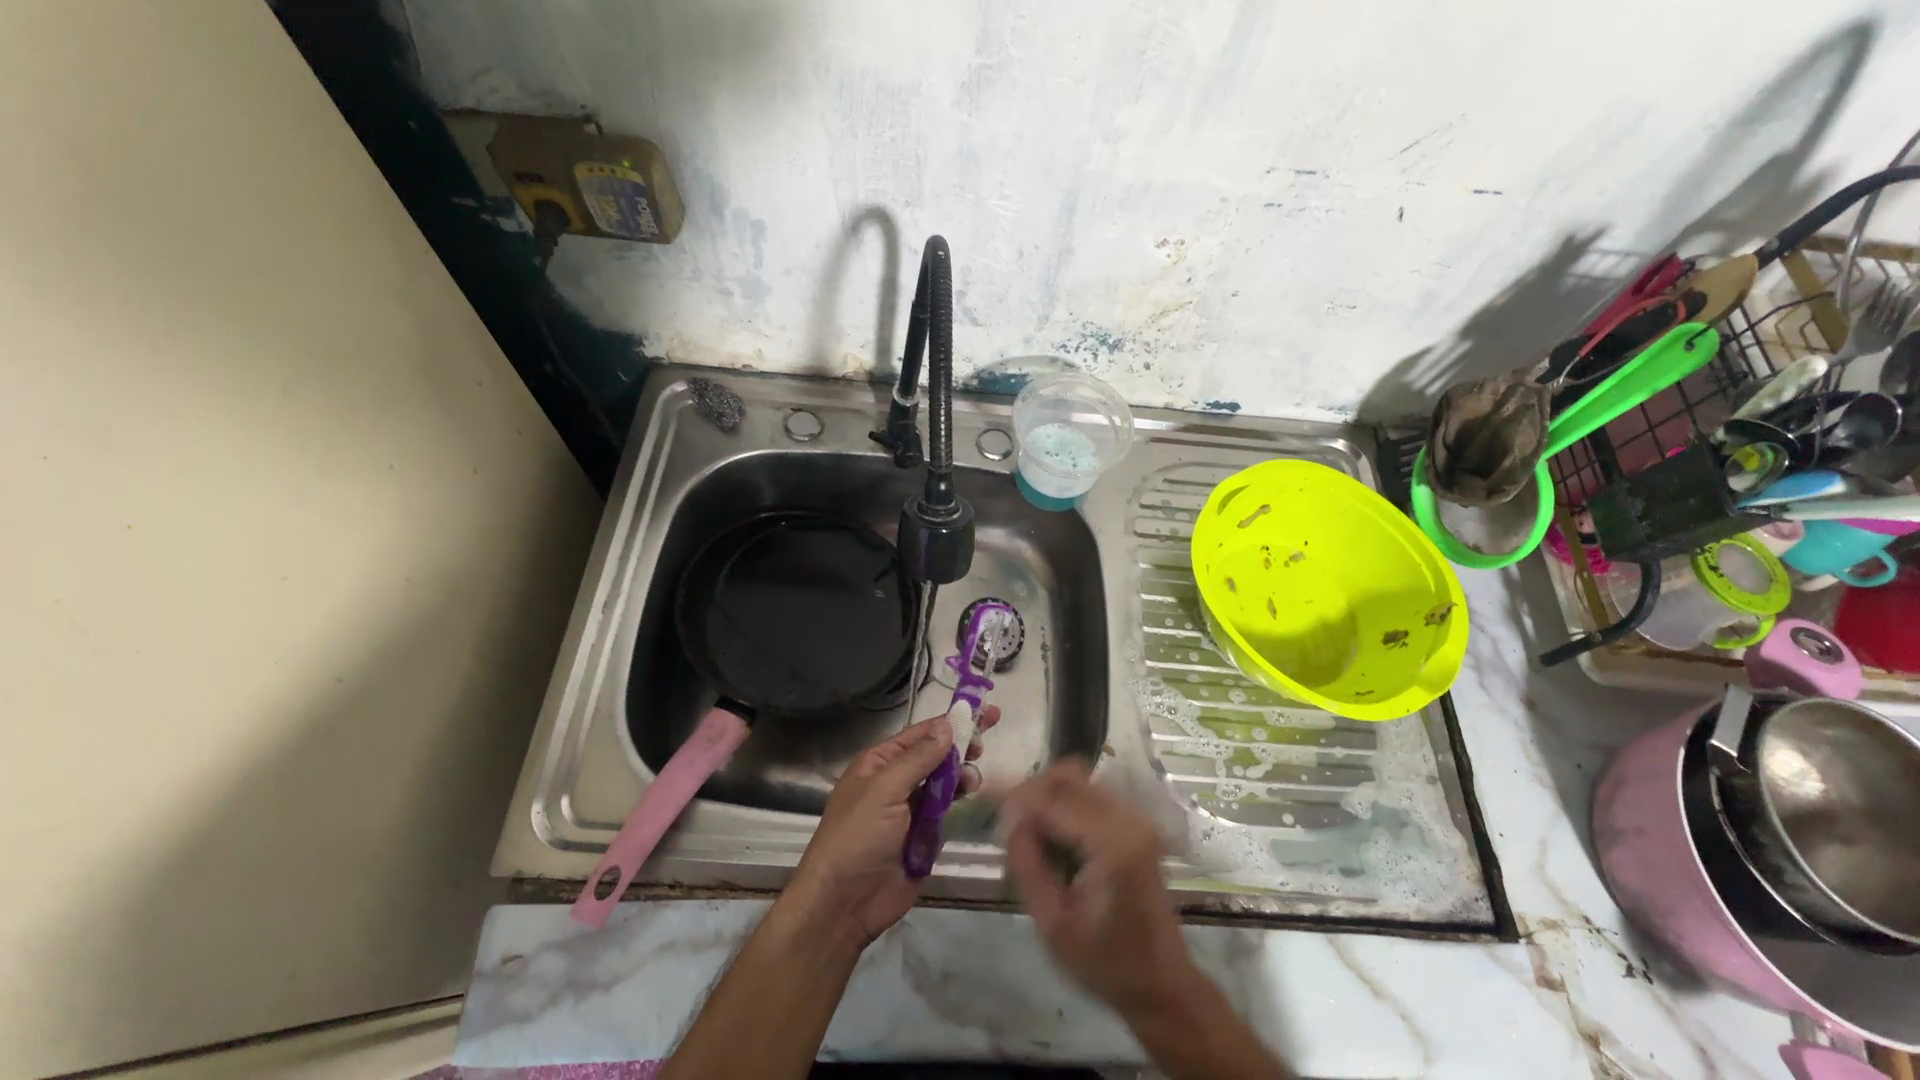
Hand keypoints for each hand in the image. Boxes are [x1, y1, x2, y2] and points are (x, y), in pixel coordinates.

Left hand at [784, 706, 1001, 946]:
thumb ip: (919, 758)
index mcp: (878, 764)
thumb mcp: (885, 790)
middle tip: (983, 746)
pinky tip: (968, 798)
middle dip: (960, 747)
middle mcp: (894, 782)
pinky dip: (957, 801)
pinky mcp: (923, 837)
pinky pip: (945, 811)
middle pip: (935, 756)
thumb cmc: (858, 837)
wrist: (845, 902)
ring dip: (961, 776)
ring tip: (972, 780)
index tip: (986, 712)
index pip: (920, 734)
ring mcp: (909, 810)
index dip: (952, 721)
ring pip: (943, 783)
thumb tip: (948, 725)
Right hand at [1000, 759, 1199, 1018]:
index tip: (986, 813)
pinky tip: (1051, 837)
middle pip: (1067, 776)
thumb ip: (1026, 862)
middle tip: (1005, 826)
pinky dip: (1065, 804)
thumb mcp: (1052, 921)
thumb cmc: (1105, 963)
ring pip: (1078, 781)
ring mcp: (1137, 819)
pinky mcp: (1137, 826)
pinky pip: (1091, 795)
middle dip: (1029, 793)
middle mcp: (1129, 819)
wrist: (1161, 982)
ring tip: (1025, 833)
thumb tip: (1008, 820)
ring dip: (1046, 796)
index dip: (1013, 801)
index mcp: (1111, 843)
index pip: (1050, 798)